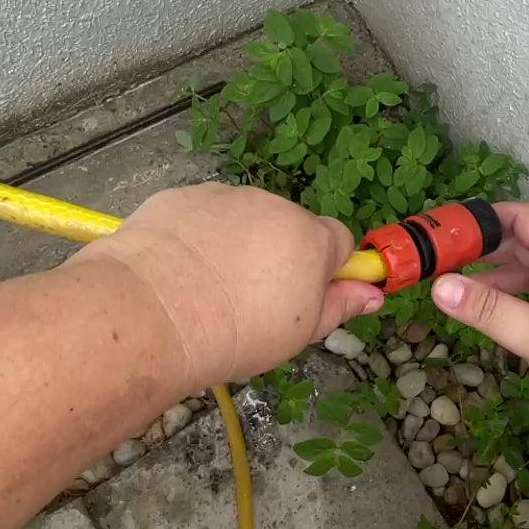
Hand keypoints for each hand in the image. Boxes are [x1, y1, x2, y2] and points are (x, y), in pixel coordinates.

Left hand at [78, 183, 383, 389]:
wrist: (153, 313)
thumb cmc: (237, 332)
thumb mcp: (299, 332)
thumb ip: (341, 306)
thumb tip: (374, 293)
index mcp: (311, 237)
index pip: (340, 239)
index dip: (326, 269)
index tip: (304, 295)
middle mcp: (273, 205)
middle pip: (290, 226)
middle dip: (279, 255)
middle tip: (251, 300)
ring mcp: (224, 196)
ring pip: (244, 218)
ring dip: (237, 243)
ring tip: (208, 286)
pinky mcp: (182, 196)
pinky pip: (201, 214)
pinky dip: (197, 236)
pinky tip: (179, 270)